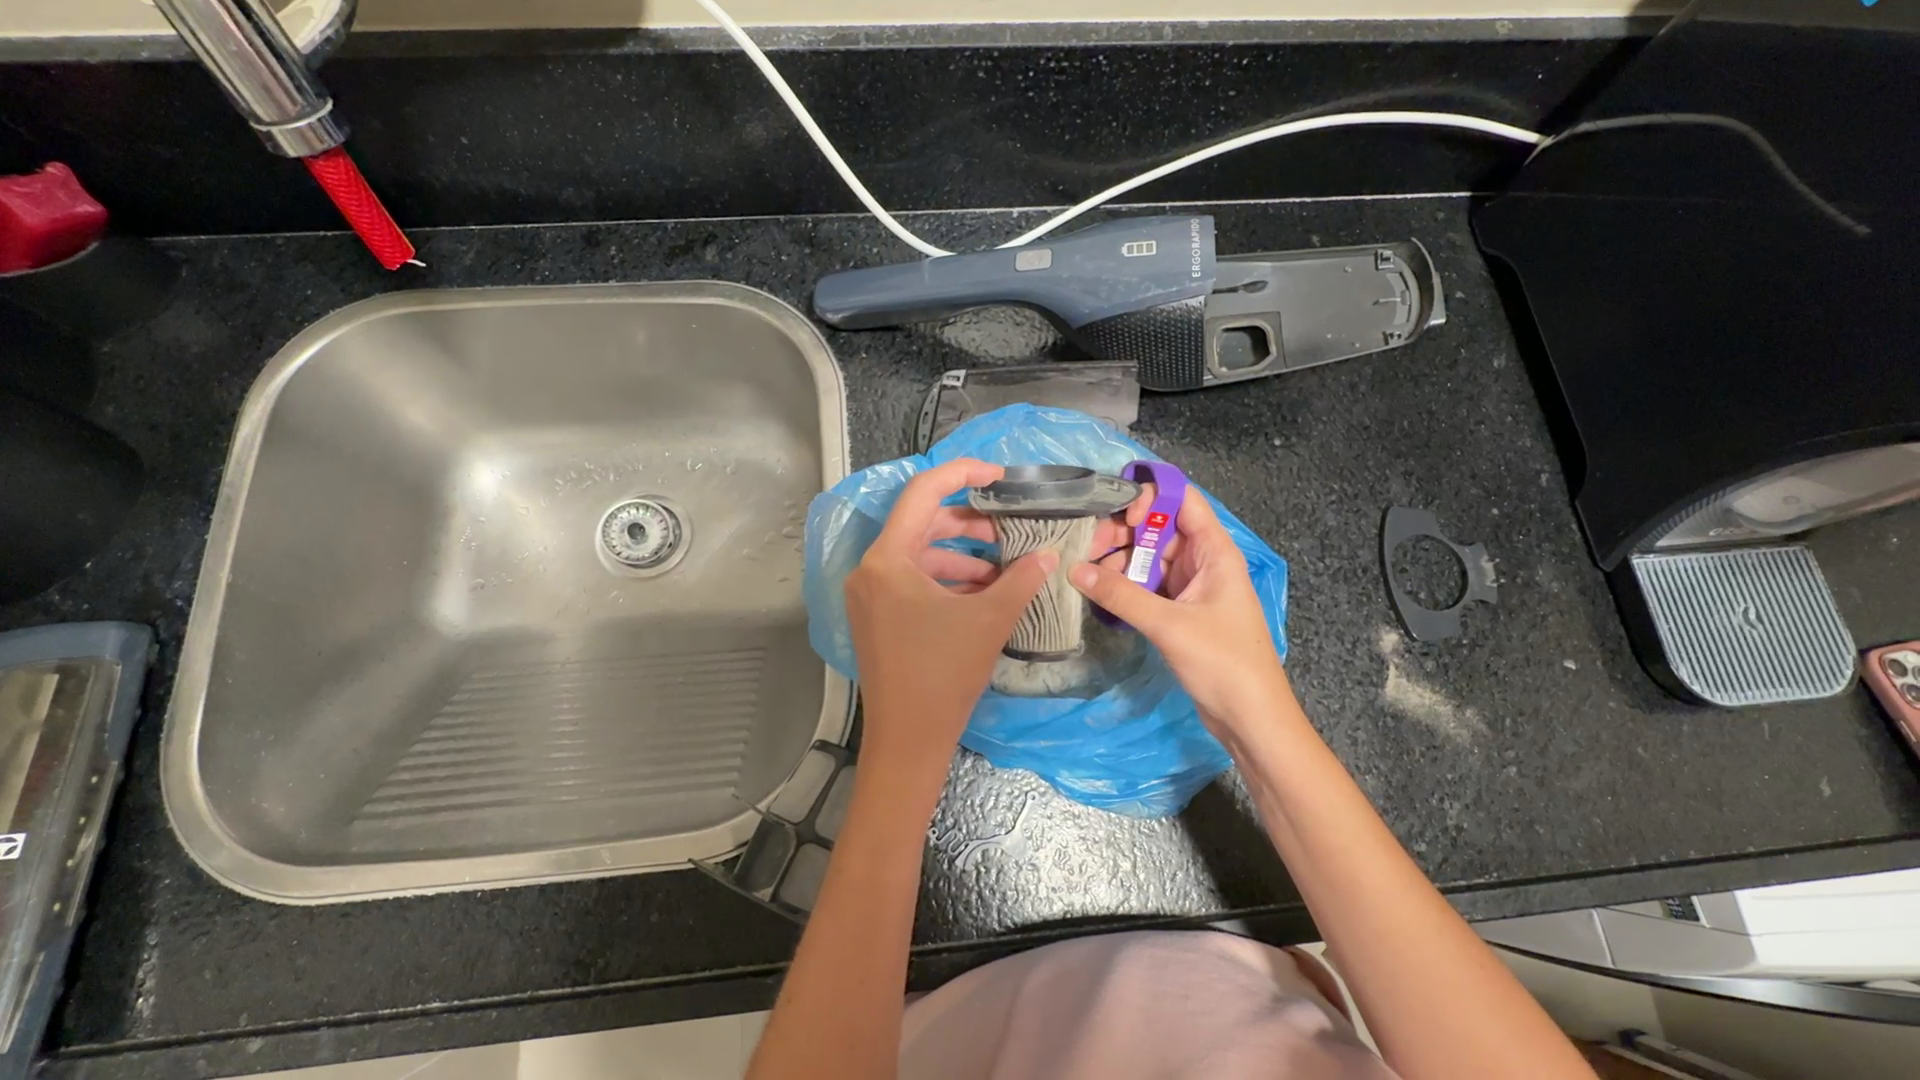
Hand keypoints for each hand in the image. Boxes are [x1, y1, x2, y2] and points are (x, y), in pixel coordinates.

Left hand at [844, 459, 1061, 793]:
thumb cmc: (944, 675)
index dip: (962, 473)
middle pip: (922, 523)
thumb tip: (1048, 555)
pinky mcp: (877, 617)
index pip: (923, 492)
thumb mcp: (989, 620)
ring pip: (920, 554)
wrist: (908, 740)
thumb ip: (1021, 579)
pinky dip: (947, 580)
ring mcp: (870, 595)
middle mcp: (871, 569)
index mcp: (888, 559)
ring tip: (1004, 568)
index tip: (999, 475)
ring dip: (962, 555)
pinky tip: (983, 593)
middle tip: (1011, 529)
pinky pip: (913, 581)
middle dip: (969, 523)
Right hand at [1069, 485, 1291, 734]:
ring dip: (1119, 561)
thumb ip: (1121, 595)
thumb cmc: (1222, 662)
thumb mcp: (1169, 624)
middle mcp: (1203, 563)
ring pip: (1149, 558)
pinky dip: (1125, 586)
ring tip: (1085, 573)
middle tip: (1085, 547)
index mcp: (1215, 552)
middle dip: (1122, 532)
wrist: (1251, 717)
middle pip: (1159, 528)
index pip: (1183, 500)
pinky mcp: (1180, 613)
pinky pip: (1148, 586)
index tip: (1117, 514)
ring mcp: (1191, 588)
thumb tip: (1074, 569)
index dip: (1150, 496)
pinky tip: (1098, 592)